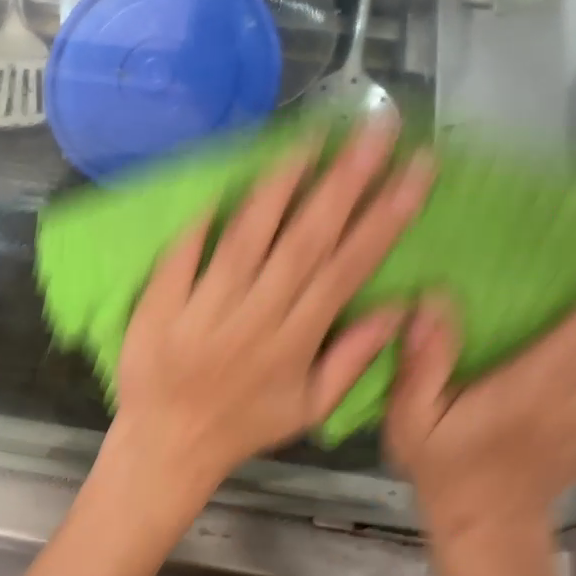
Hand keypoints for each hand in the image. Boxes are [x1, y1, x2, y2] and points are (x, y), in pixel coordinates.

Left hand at [113, 118, 433, 485]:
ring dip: (279, 188)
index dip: (384, 217)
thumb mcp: (309, 407)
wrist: (167, 445)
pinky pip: (181, 257)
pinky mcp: (160, 306)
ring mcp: (204, 309)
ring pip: (247, 239)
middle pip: (304, 241)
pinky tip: (224, 183)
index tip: (414, 170)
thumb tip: (400, 307)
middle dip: (344, 183)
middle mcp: (255, 317)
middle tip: (373, 129)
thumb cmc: (243, 425)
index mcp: (296, 340)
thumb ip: (352, 358)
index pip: (347, 267)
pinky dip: (201, 222)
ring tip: (308, 141)